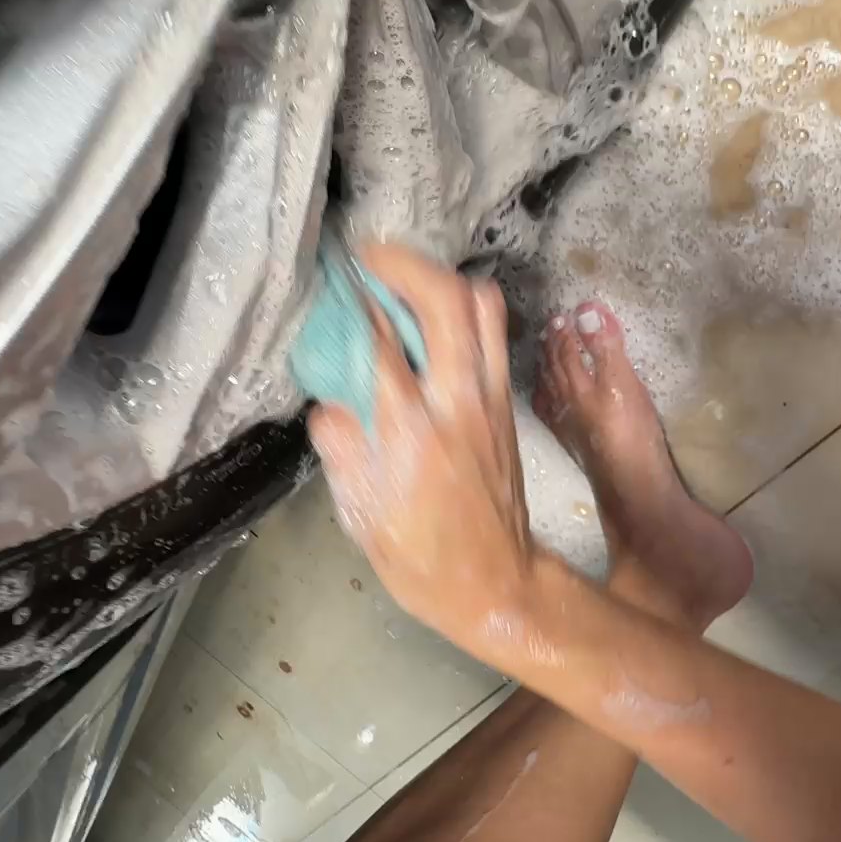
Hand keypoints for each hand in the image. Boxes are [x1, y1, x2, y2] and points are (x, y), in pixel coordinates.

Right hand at [307, 243, 534, 637]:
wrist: (496, 582)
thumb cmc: (418, 555)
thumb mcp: (358, 510)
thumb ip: (339, 440)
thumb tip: (332, 390)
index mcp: (409, 432)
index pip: (379, 339)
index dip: (354, 298)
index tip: (335, 278)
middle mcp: (457, 401)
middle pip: (447, 300)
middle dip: (406, 264)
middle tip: (373, 260)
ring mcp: (491, 398)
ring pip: (484, 307)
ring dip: (443, 281)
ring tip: (407, 286)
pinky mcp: (508, 404)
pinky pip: (495, 334)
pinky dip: (467, 311)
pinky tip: (437, 324)